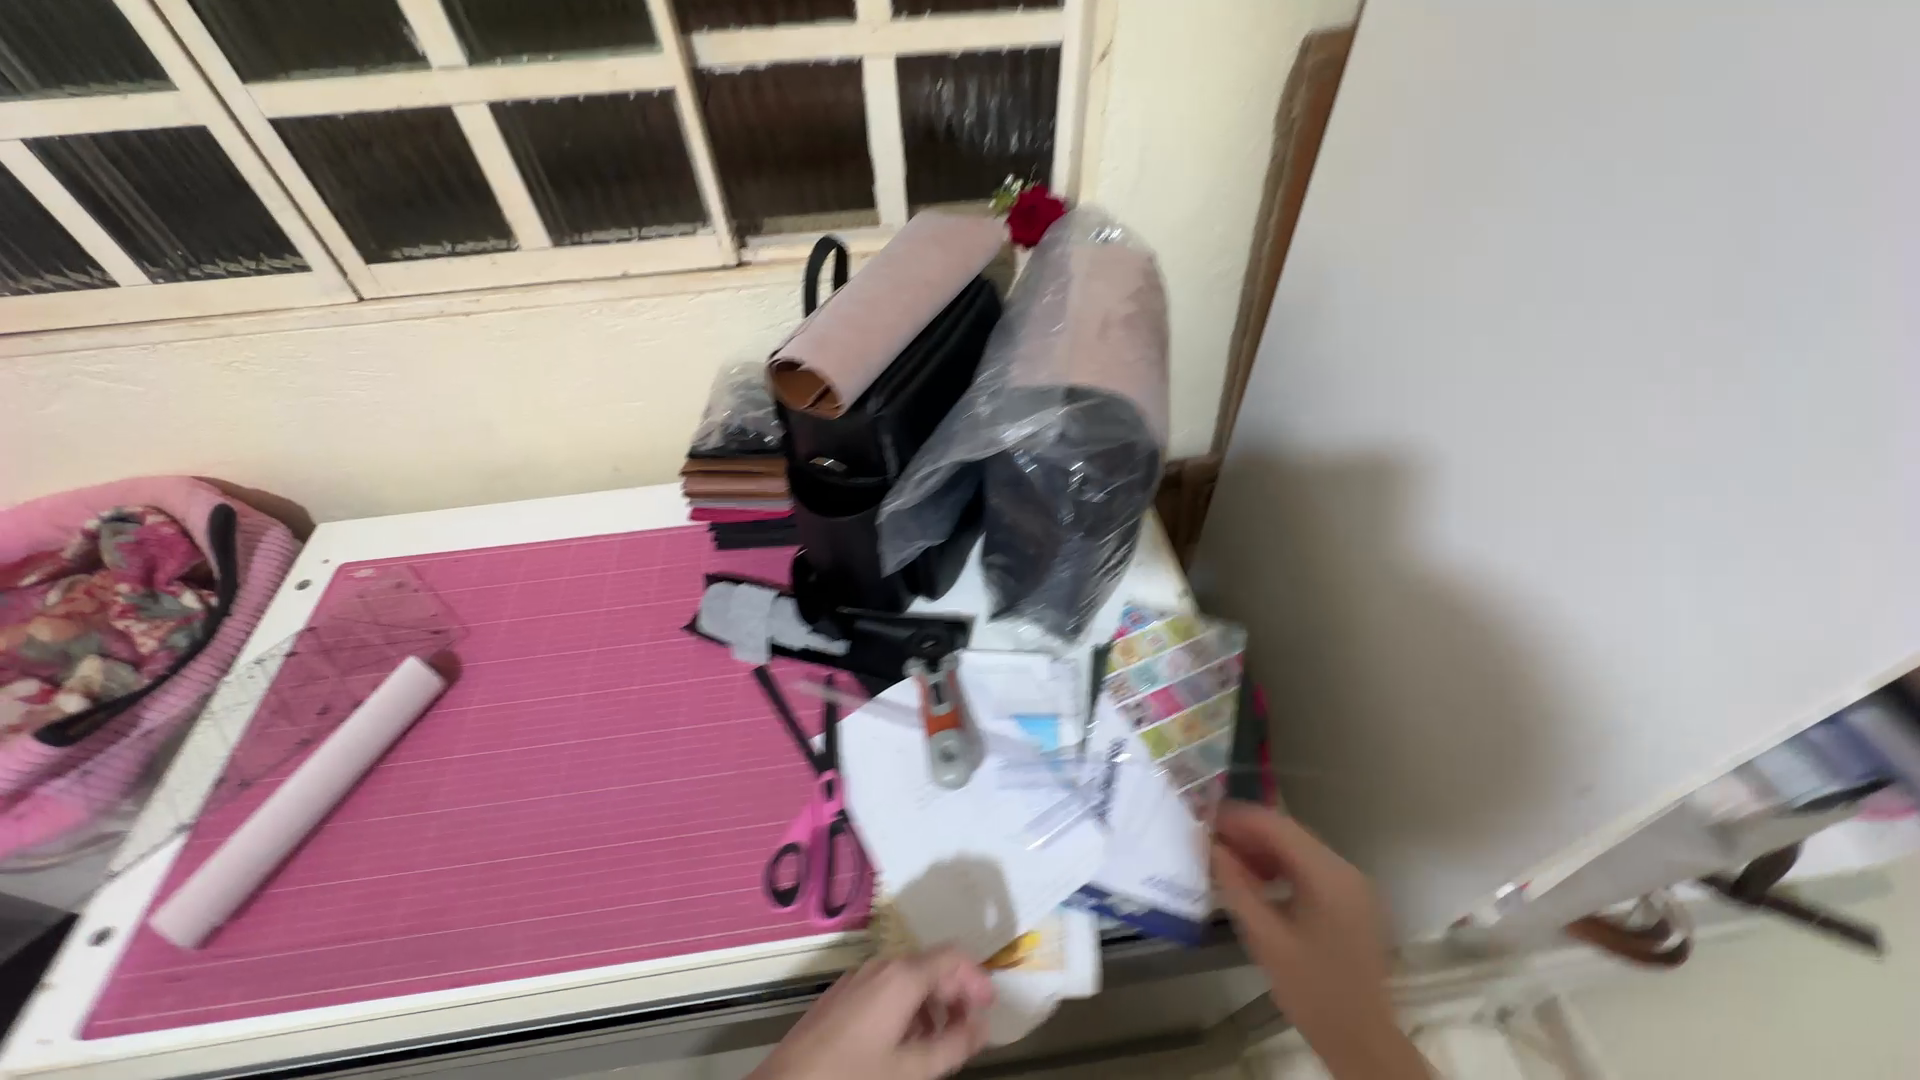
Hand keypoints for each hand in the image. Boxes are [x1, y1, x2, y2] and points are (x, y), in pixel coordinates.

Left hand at [751, 949, 995, 1079]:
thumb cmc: (853, 1075)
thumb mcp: (912, 1068)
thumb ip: (954, 1044)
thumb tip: (982, 1026)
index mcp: (902, 975)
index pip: (953, 956)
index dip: (977, 978)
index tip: (989, 1006)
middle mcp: (881, 965)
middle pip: (931, 965)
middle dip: (955, 993)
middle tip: (969, 1027)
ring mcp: (858, 977)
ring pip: (908, 978)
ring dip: (931, 1003)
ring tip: (939, 1042)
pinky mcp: (843, 994)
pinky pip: (886, 988)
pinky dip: (906, 1008)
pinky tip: (906, 1042)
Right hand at [1211, 802, 1428, 1078]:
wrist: (1362, 1040)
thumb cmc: (1312, 992)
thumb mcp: (1265, 939)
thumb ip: (1235, 886)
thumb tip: (1210, 846)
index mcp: (1329, 877)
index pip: (1277, 826)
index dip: (1237, 818)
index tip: (1203, 818)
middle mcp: (1345, 871)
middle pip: (1289, 833)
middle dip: (1247, 832)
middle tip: (1209, 840)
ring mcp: (1352, 885)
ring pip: (1299, 848)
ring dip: (1262, 849)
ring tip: (1227, 861)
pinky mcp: (1351, 900)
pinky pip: (1310, 868)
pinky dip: (1281, 867)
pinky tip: (1257, 882)